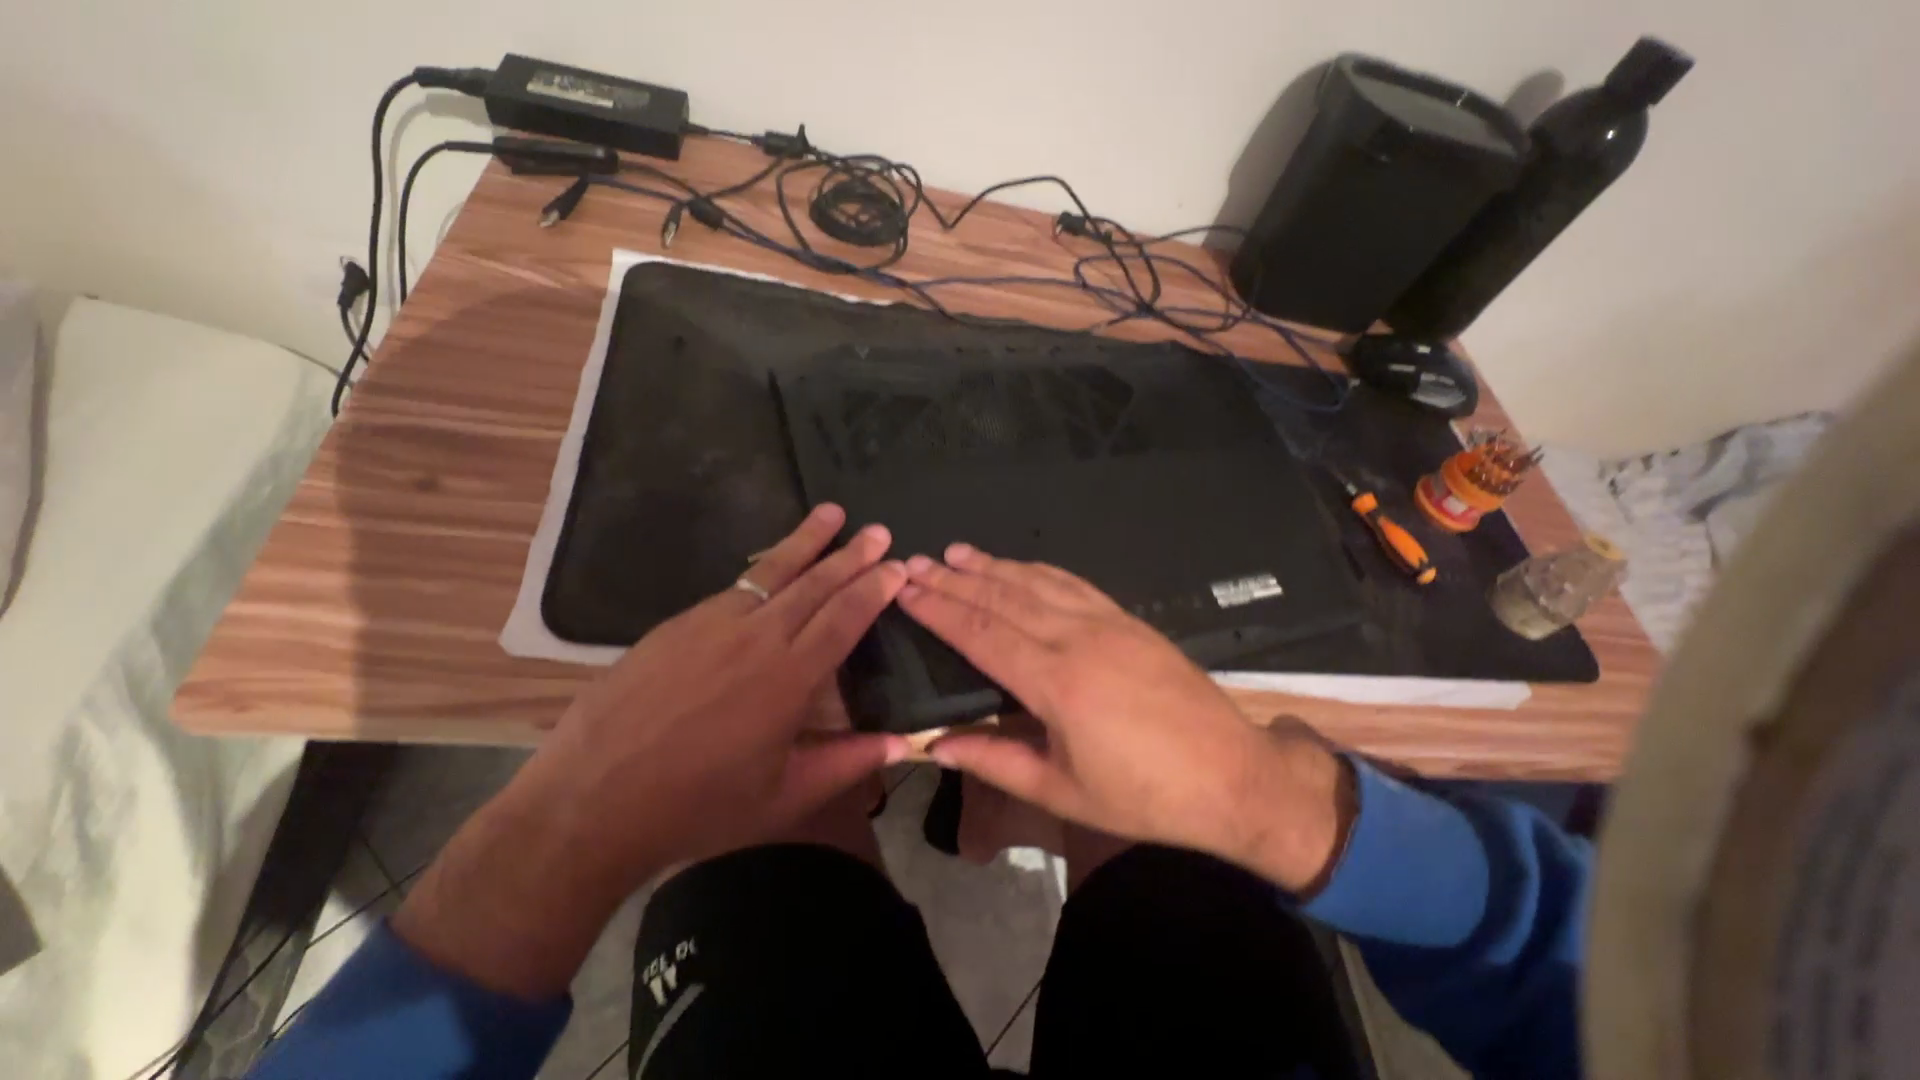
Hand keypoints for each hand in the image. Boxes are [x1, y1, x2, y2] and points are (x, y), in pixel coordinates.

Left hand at [517, 503, 911, 872]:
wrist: (596, 797)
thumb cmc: (699, 806)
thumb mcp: (784, 796)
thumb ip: (846, 763)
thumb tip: (903, 743)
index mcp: (790, 678)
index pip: (844, 619)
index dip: (875, 590)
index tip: (898, 566)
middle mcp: (756, 638)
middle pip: (814, 584)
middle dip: (851, 555)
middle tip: (879, 531)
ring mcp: (711, 624)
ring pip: (770, 573)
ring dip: (806, 542)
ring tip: (831, 514)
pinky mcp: (676, 625)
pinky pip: (732, 589)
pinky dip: (761, 572)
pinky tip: (770, 570)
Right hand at [897, 543, 1353, 892]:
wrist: (1231, 776)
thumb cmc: (1142, 795)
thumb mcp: (1061, 790)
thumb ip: (994, 760)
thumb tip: (934, 745)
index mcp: (1055, 681)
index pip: (981, 633)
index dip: (938, 609)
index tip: (905, 589)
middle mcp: (1077, 638)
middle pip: (1002, 599)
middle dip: (955, 580)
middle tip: (915, 563)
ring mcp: (1108, 623)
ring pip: (1037, 583)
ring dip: (993, 567)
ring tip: (956, 553)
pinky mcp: (1130, 621)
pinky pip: (1074, 584)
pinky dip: (1038, 571)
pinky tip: (1019, 567)